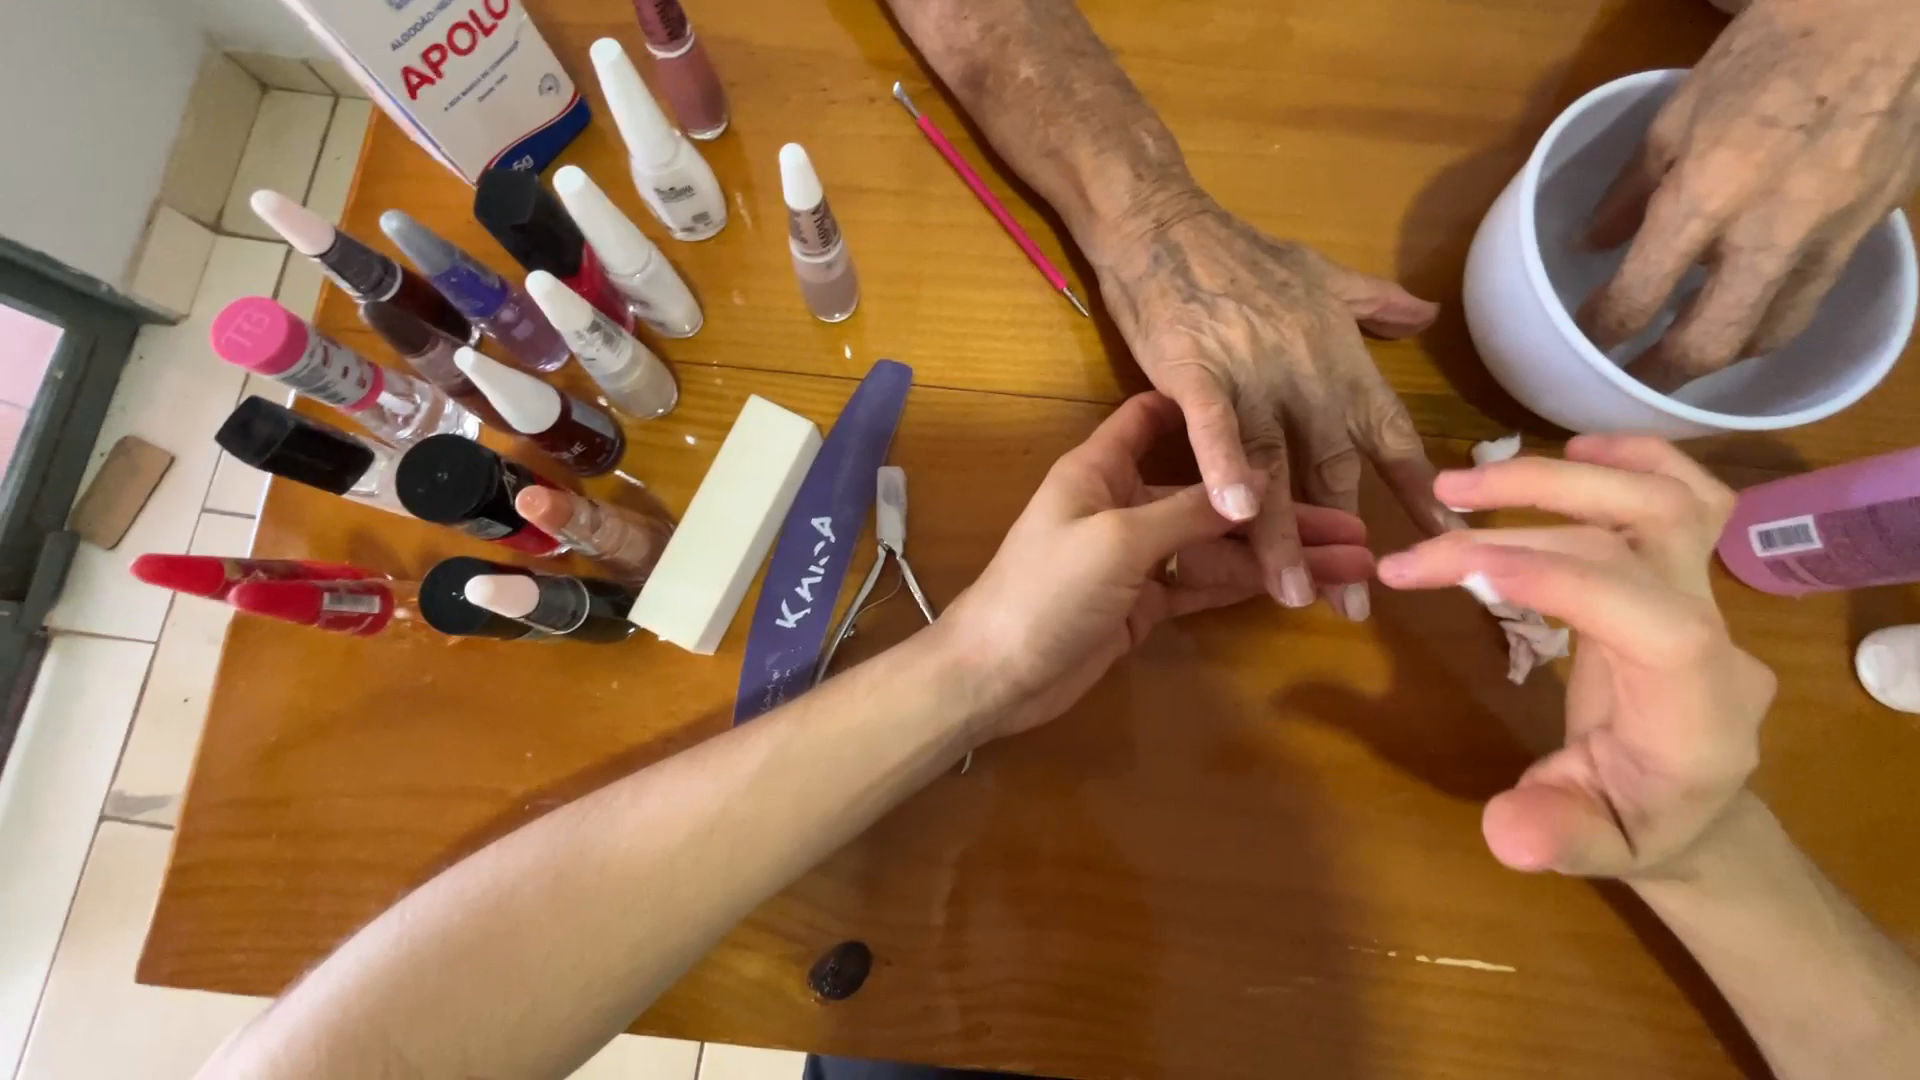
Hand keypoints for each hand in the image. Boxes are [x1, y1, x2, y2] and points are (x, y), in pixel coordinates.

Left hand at [942, 392, 1373, 741]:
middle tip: (1351, 517)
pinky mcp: (1144, 601)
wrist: (1000, 673)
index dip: (1204, 408)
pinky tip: (1300, 581)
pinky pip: (1203, 581)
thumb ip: (1187, 512)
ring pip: (1214, 543)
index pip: (1152, 417)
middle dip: (1274, 503)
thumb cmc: (1046, 590)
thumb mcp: (1118, 539)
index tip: (1270, 401)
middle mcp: (1122, 503)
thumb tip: (1258, 483)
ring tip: (1351, 558)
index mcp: (1100, 469)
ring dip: (1275, 549)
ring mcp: (1136, 556)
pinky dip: (1246, 581)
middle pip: (1206, 493)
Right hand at [1097, 194, 1448, 617]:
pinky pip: (1215, 426)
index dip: (1417, 492)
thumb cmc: (1238, 254)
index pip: (1390, 437)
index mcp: (1338, 359)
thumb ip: (1373, 305)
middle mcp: (1306, 375)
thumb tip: (1426, 316)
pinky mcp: (1195, 370)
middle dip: (1349, 538)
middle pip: (1335, 469)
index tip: (1450, 543)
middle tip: (1360, 605)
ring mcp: (1251, 374)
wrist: (1165, 225)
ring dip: (1285, 532)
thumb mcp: (1319, 274)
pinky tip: (1234, 512)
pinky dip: (1225, 466)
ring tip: (1293, 593)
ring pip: (1276, 463)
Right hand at [1375, 436, 1775, 878]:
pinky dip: (1633, 460)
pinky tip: (1575, 447)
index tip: (1451, 564)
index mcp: (1695, 704)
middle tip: (1427, 516)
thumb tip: (1504, 833)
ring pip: (1662, 500)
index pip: (1650, 616)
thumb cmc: (1637, 824)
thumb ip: (1554, 834)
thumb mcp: (1591, 846)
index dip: (1556, 576)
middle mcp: (1712, 635)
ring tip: (1462, 481)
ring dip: (1560, 475)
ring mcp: (1702, 598)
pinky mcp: (1677, 578)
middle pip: (1645, 535)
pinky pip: (1684, 498)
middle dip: (1525, 513)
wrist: (1695, 804)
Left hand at [1583, 0, 1919, 389]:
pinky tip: (1736, 321)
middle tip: (1626, 385)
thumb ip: (1625, 197)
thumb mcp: (1668, 125)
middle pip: (1712, 342)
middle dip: (1660, 374)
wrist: (1895, 10)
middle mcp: (1771, 230)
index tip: (1580, 341)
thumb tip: (1588, 247)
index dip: (1600, 332)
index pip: (1636, 299)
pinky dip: (1765, 323)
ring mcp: (1832, 232)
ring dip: (1718, 358)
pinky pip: (1810, 297)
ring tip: (1677, 363)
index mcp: (1706, 199)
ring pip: (1771, 331)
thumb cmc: (1766, 59)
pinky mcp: (1872, 226)